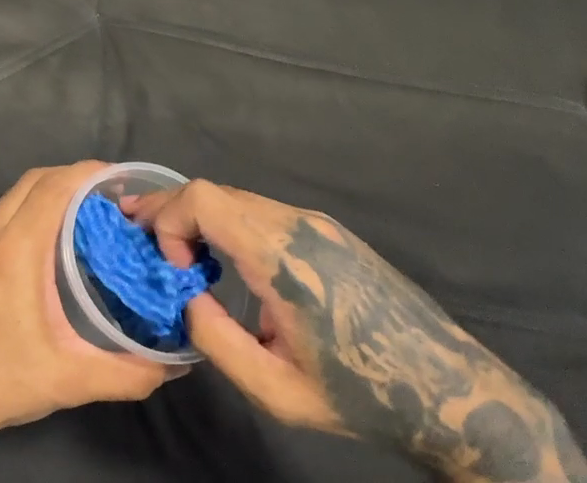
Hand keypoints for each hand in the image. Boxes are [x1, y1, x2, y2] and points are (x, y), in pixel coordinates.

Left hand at [0, 162, 183, 482]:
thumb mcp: (71, 380)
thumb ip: (129, 374)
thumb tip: (176, 365)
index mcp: (15, 251)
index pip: (53, 188)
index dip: (88, 174)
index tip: (122, 179)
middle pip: (32, 182)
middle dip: (73, 178)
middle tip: (112, 196)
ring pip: (13, 198)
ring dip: (48, 194)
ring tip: (88, 215)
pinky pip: (0, 216)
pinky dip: (29, 211)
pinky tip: (51, 242)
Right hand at [129, 181, 586, 482]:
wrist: (451, 394)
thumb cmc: (359, 396)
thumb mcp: (274, 390)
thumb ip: (215, 339)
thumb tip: (184, 296)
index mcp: (284, 259)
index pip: (203, 200)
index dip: (169, 222)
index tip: (174, 268)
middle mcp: (298, 225)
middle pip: (212, 191)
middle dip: (169, 211)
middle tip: (135, 233)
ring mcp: (317, 224)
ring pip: (234, 198)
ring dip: (196, 218)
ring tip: (171, 248)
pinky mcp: (328, 232)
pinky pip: (259, 211)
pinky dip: (225, 224)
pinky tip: (217, 254)